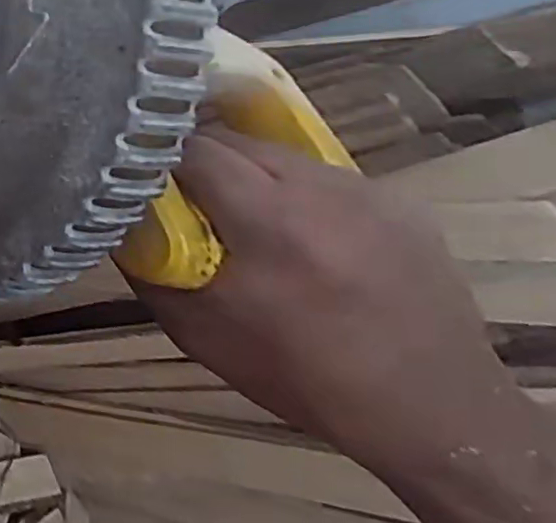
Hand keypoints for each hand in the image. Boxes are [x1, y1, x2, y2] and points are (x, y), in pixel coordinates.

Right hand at [130, 129, 518, 470]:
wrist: (440, 418)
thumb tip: (116, 215)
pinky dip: (287, 187)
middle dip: (193, 158)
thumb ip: (145, 262)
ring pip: (271, 150)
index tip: (136, 172)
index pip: (191, 147)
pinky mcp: (397, 199)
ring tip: (236, 213)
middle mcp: (322, 192)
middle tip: (178, 194)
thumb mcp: (196, 327)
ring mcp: (367, 191)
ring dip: (240, 170)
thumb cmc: (301, 375)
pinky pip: (315, 172)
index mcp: (272, 222)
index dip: (155, 153)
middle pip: (228, 138)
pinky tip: (294, 229)